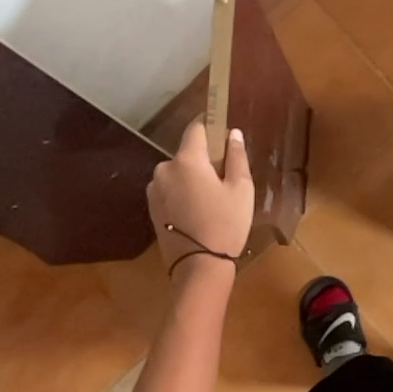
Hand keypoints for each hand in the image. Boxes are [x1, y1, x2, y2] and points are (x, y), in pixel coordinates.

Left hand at [147, 119, 254, 276]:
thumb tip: (232, 134)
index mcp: (187, 160)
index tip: (223, 132)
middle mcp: (164, 169)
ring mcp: (154, 189)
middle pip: (187, 153)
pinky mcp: (151, 208)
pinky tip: (197, 211)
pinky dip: (182, 193)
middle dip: (204, 159)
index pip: (196, 128)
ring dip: (192, 178)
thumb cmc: (225, 224)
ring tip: (211, 200)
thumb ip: (236, 157)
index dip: (211, 125)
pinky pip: (170, 190)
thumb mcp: (241, 189)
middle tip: (225, 178)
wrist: (198, 266)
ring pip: (178, 173)